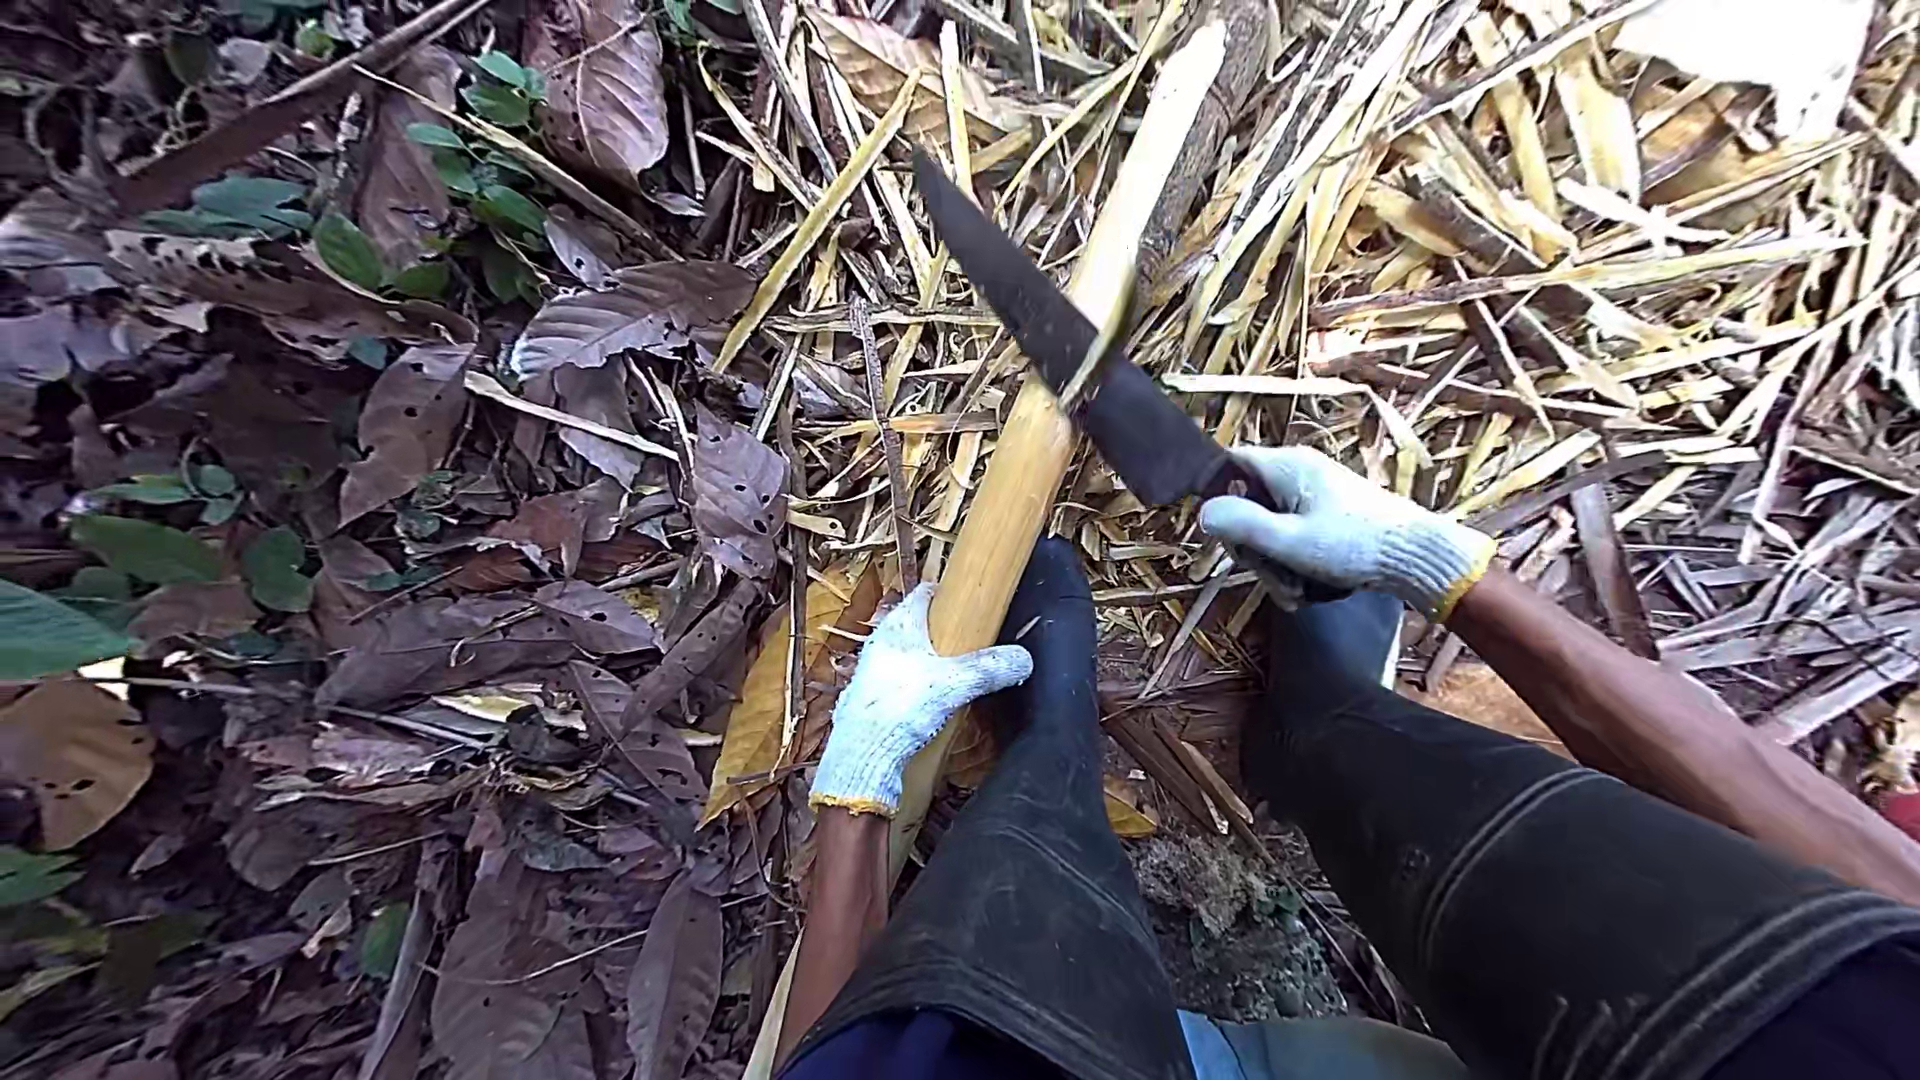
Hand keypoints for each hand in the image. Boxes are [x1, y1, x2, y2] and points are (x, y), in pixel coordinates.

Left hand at [811, 583, 1032, 815]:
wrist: (861, 756)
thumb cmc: (902, 706)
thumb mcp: (955, 683)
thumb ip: (989, 669)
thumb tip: (1024, 658)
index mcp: (899, 625)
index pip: (924, 592)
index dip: (947, 592)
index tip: (968, 599)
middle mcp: (882, 641)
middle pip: (916, 622)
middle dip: (940, 627)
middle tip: (969, 637)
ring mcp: (872, 669)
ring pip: (906, 651)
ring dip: (928, 657)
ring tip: (953, 671)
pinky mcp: (870, 696)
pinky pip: (898, 677)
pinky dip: (915, 681)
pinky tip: (929, 700)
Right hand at [1199, 447, 1495, 618]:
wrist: (1422, 559)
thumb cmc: (1355, 546)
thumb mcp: (1289, 541)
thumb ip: (1241, 525)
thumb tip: (1201, 513)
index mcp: (1286, 465)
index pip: (1229, 462)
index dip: (1216, 494)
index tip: (1222, 530)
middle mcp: (1297, 470)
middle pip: (1246, 501)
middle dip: (1249, 542)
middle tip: (1265, 572)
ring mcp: (1313, 491)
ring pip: (1267, 522)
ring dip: (1271, 559)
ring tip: (1292, 589)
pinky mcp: (1326, 511)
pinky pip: (1290, 531)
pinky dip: (1290, 559)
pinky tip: (1303, 586)